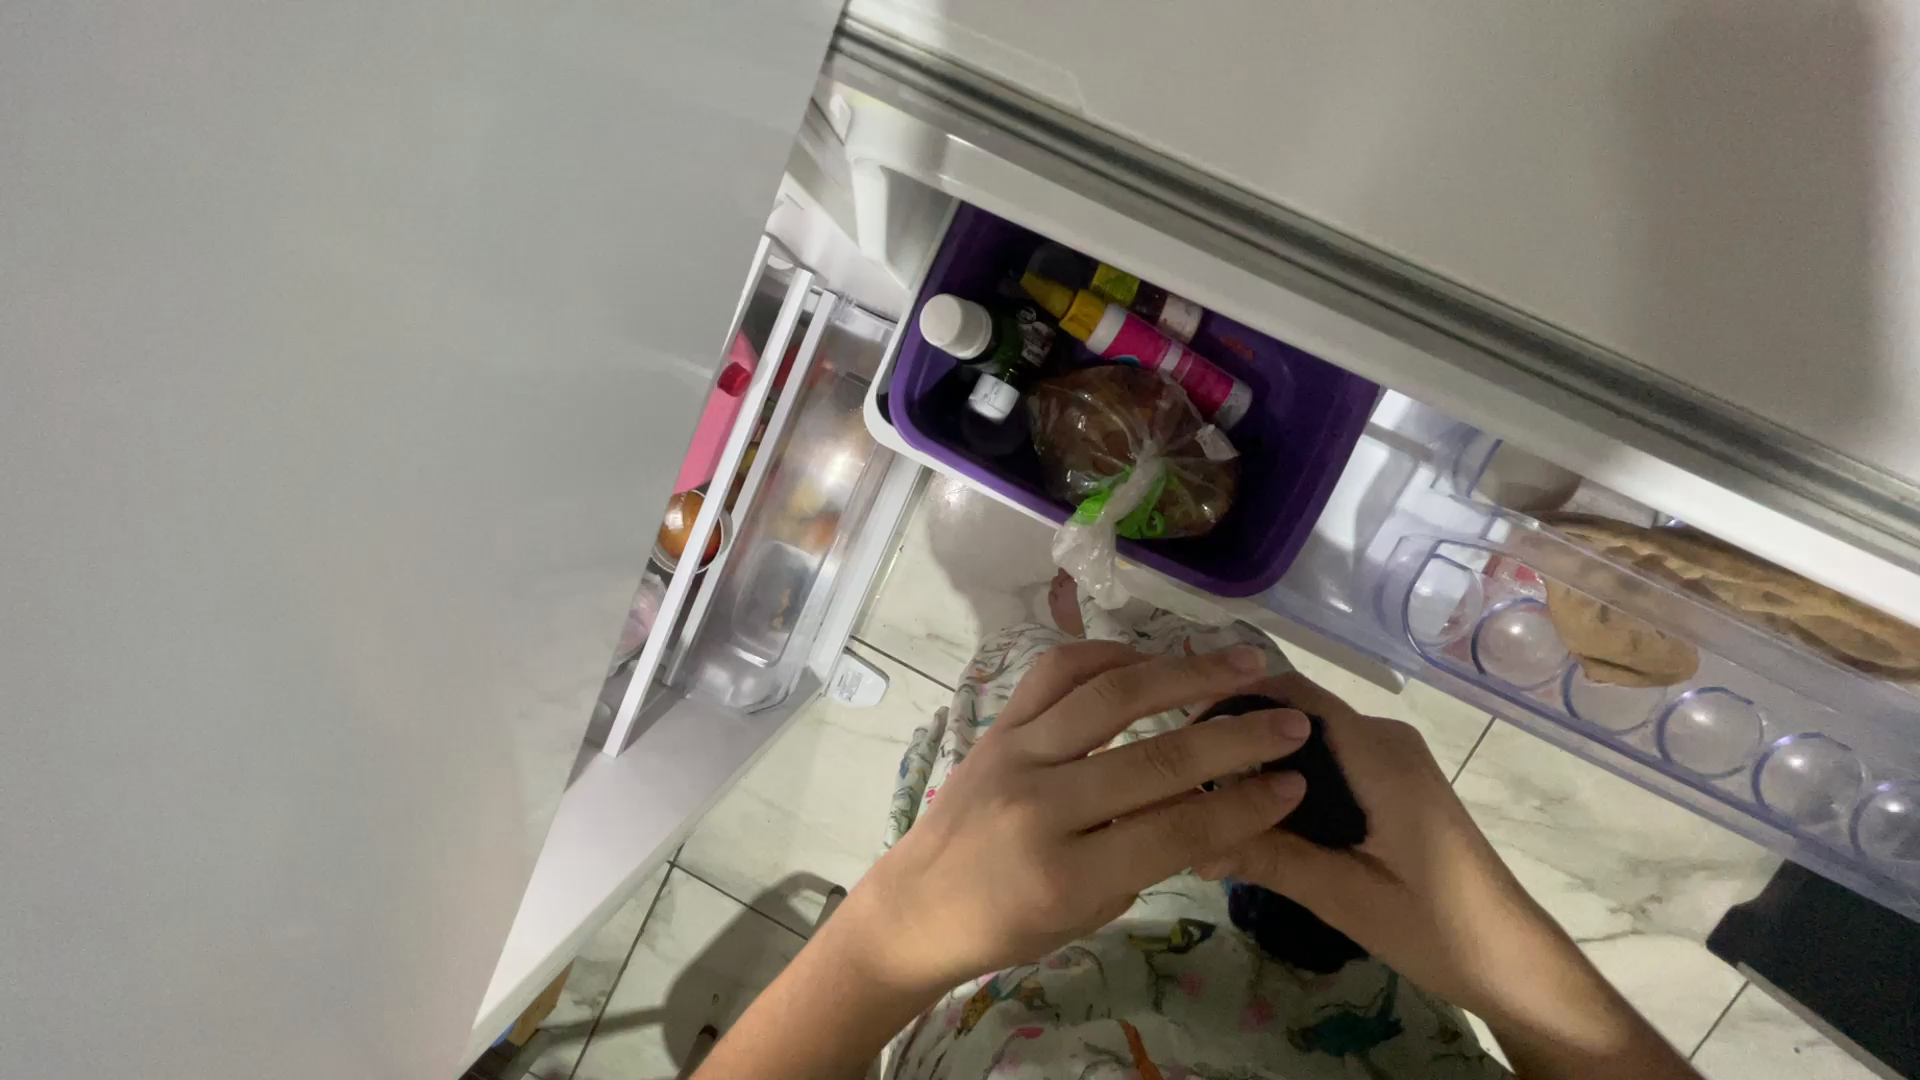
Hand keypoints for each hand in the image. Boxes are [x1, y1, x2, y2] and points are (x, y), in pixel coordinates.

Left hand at [841, 641, 1312, 994]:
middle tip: (1289, 720)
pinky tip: (1148, 656)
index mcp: (1064, 874)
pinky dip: (1106, 654)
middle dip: (1233, 737)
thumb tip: (1213, 800)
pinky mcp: (997, 724)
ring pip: (1108, 696)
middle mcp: (1039, 803)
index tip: (1295, 783)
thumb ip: (1147, 856)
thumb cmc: (1007, 924)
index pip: (1174, 832)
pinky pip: (1055, 672)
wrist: (918, 901)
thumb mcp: (1088, 911)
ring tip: (1236, 662)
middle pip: (1153, 758)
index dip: (1243, 806)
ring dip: (1181, 674)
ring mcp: (1014, 752)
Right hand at [1200, 674, 1694, 1076]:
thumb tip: (1187, 841)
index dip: (1235, 699)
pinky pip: (1325, 758)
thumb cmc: (1439, 929)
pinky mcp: (1392, 778)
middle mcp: (1385, 739)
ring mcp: (1391, 757)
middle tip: (1189, 779)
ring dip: (1261, 761)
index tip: (1185, 731)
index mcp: (1378, 754)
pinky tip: (1259, 814)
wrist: (1518, 966)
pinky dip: (1287, 777)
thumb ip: (1269, 857)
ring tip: (1213, 798)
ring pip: (1306, 738)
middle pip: (1294, 714)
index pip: (1294, 694)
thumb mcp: (1345, 898)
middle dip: (1239, 738)